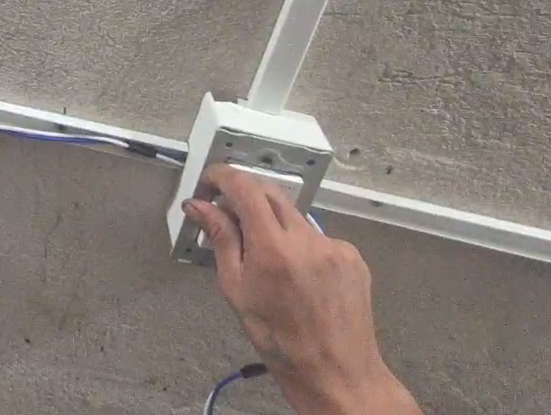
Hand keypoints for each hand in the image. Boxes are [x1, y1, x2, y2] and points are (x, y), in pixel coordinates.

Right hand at [184, 164, 420, 414]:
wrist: (338, 374)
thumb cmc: (276, 336)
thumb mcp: (235, 288)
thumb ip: (220, 238)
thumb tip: (198, 204)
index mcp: (273, 247)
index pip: (244, 187)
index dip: (221, 175)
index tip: (207, 183)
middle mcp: (307, 238)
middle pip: (269, 191)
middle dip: (243, 192)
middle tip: (225, 209)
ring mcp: (335, 246)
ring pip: (292, 213)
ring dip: (271, 219)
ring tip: (263, 250)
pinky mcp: (353, 257)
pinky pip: (315, 234)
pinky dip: (297, 240)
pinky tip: (295, 267)